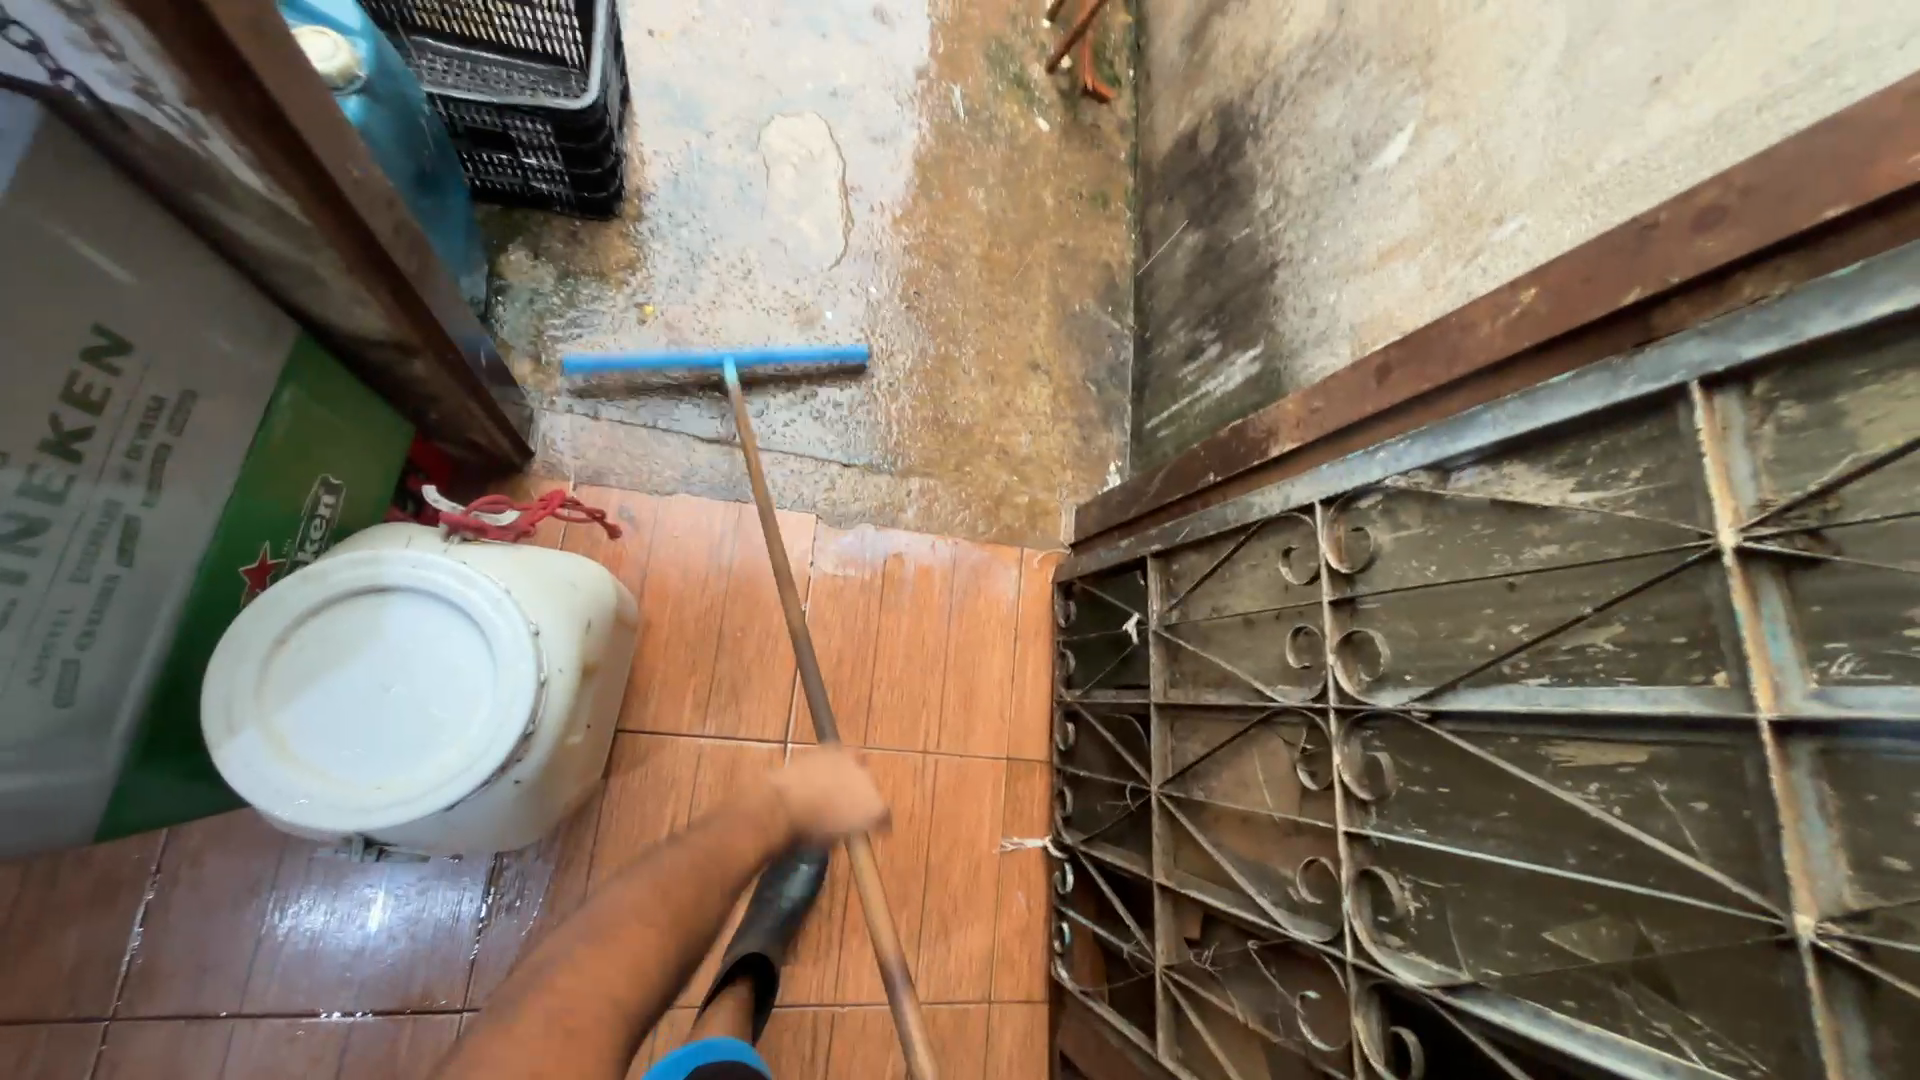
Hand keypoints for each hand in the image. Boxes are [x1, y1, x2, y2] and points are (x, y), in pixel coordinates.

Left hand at [769, 746, 888, 842]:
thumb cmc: (808, 831)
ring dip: (850, 776)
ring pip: (860, 766)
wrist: (786, 804)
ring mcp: (852, 762)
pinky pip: (840, 754)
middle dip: (863, 796)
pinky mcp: (834, 748)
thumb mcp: (833, 840)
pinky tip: (823, 770)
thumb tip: (846, 828)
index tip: (870, 828)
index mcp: (875, 809)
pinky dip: (834, 762)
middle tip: (848, 806)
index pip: (885, 818)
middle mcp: (870, 782)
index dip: (878, 824)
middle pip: (872, 788)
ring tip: (834, 785)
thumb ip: (848, 831)